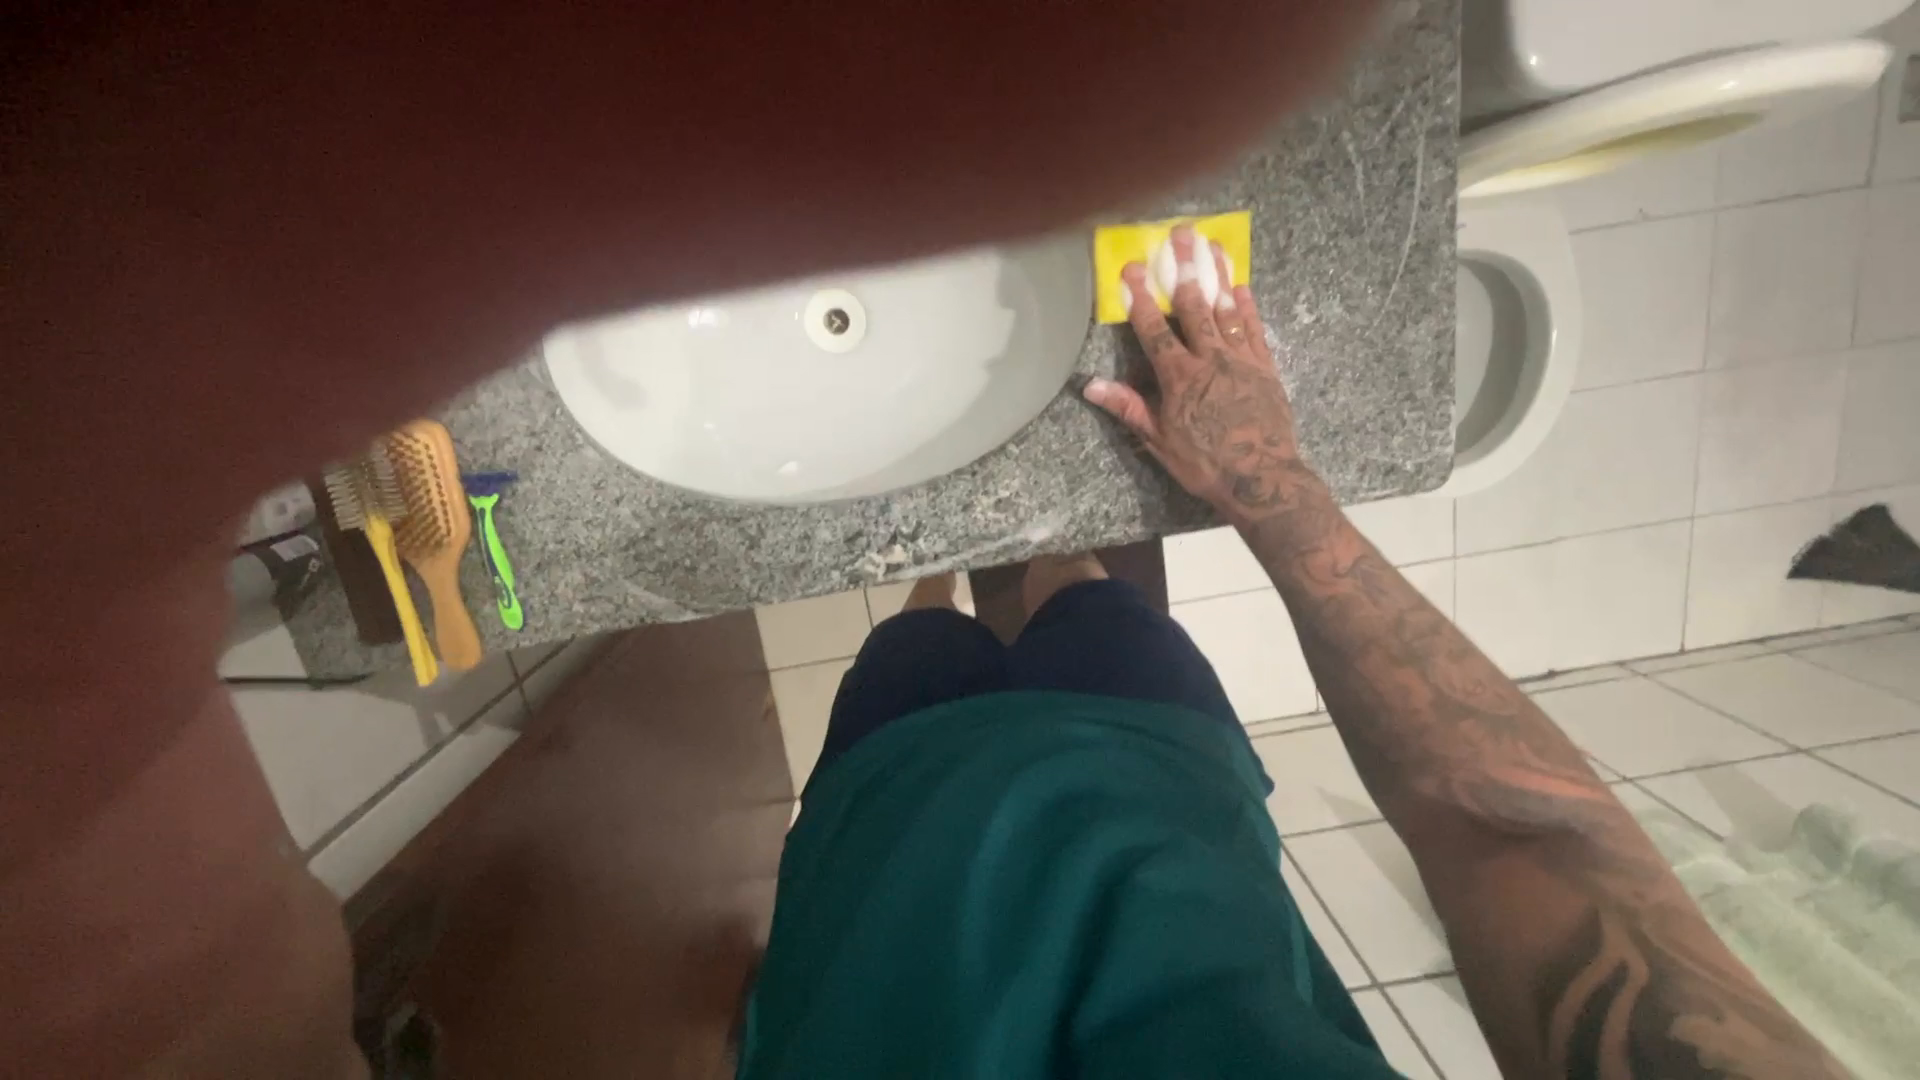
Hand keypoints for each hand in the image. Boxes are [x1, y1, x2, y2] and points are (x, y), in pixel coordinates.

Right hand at [1082, 225, 1313, 525]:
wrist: (1261, 478)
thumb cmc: (1204, 464)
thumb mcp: (1159, 441)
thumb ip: (1128, 408)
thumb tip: (1091, 386)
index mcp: (1179, 378)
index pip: (1154, 331)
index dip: (1141, 299)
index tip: (1133, 268)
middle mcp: (1211, 359)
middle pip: (1194, 307)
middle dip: (1185, 270)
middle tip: (1180, 235)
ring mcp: (1241, 360)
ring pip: (1228, 310)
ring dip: (1219, 275)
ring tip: (1213, 245)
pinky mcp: (1265, 367)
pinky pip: (1255, 329)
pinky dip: (1248, 306)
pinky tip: (1241, 286)